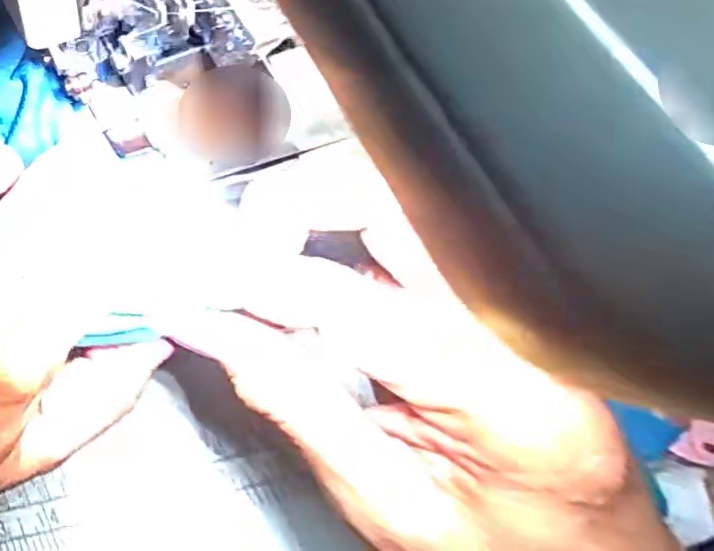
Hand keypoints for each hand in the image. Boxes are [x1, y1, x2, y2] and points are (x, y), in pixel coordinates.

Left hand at [0, 137, 171, 549]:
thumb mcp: (32, 451)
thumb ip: (102, 393)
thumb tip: (149, 333)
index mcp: (15, 348)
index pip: (88, 258)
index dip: (109, 233)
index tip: (111, 226)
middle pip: (38, 206)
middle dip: (65, 193)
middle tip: (64, 200)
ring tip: (1, 188)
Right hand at [172, 145, 675, 550]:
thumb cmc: (500, 550)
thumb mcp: (385, 501)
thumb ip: (290, 402)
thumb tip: (208, 327)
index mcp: (508, 398)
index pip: (359, 303)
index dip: (264, 282)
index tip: (201, 283)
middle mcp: (512, 330)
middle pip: (385, 209)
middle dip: (288, 209)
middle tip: (231, 250)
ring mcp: (494, 299)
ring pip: (380, 198)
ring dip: (300, 209)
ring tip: (252, 255)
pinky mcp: (466, 284)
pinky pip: (380, 223)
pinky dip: (316, 224)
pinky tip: (287, 260)